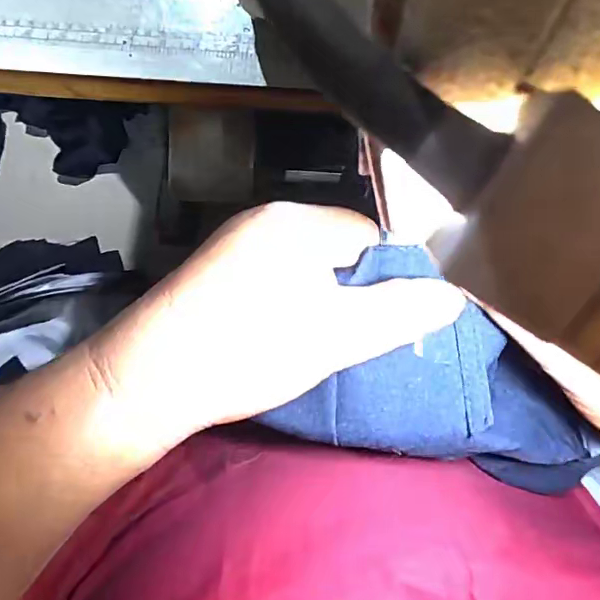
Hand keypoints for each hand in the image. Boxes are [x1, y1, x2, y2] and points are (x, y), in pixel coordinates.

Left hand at [87, 203, 464, 453]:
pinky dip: (292, 299)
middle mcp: (267, 217)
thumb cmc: (249, 351)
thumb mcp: (338, 336)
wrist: (144, 382)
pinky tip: (281, 333)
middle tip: (354, 335)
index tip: (389, 320)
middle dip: (356, 288)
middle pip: (341, 248)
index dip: (389, 278)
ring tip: (320, 339)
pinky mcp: (218, 268)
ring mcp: (237, 240)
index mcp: (298, 221)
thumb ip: (401, 312)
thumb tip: (455, 295)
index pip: (373, 236)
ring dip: (324, 296)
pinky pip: (278, 273)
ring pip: (309, 263)